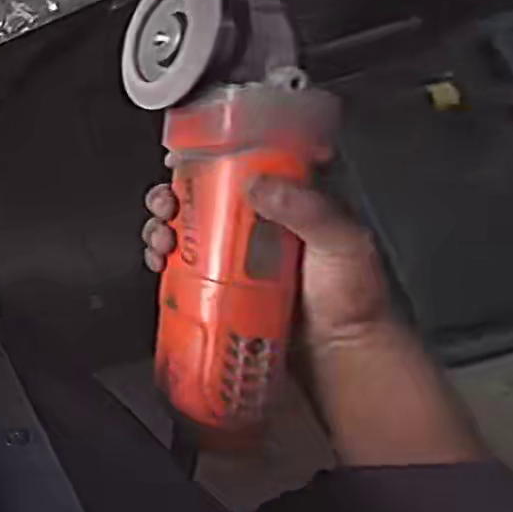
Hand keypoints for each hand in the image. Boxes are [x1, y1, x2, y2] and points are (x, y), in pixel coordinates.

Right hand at [142, 177, 393, 353]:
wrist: (339, 355)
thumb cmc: (353, 299)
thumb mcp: (343, 244)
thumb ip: (308, 210)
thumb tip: (256, 184)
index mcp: (287, 200)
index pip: (242, 164)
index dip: (209, 156)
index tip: (185, 158)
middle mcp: (253, 221)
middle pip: (200, 194)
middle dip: (172, 194)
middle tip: (166, 203)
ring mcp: (230, 251)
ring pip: (182, 224)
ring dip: (161, 225)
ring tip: (162, 238)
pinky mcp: (213, 278)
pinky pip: (177, 259)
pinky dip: (159, 255)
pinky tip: (159, 260)